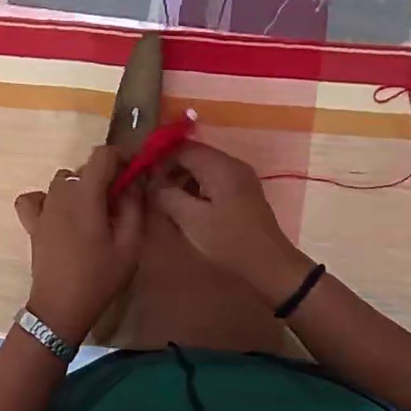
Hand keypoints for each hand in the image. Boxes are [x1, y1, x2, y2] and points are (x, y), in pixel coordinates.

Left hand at [14, 147, 144, 342]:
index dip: (122, 157)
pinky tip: (59, 214)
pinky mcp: (31, 223)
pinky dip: (47, 199)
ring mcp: (43, 208)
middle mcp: (61, 194)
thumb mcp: (129, 245)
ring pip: (63, 181)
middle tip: (121, 203)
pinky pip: (34, 198)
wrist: (61, 307)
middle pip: (85, 169)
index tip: (135, 172)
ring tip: (93, 213)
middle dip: (106, 177)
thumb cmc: (99, 278)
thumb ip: (135, 207)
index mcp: (86, 197)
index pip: (102, 155)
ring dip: (81, 188)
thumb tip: (136, 181)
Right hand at [151, 141, 314, 307]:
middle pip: (194, 156)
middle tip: (152, 192)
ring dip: (183, 181)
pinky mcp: (243, 193)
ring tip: (167, 202)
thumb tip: (152, 181)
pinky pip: (214, 181)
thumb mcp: (190, 219)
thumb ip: (167, 196)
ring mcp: (240, 178)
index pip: (183, 148)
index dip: (159, 159)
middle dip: (170, 171)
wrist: (268, 262)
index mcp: (220, 166)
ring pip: (203, 170)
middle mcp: (232, 165)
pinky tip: (187, 208)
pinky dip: (197, 190)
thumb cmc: (228, 240)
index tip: (142, 176)